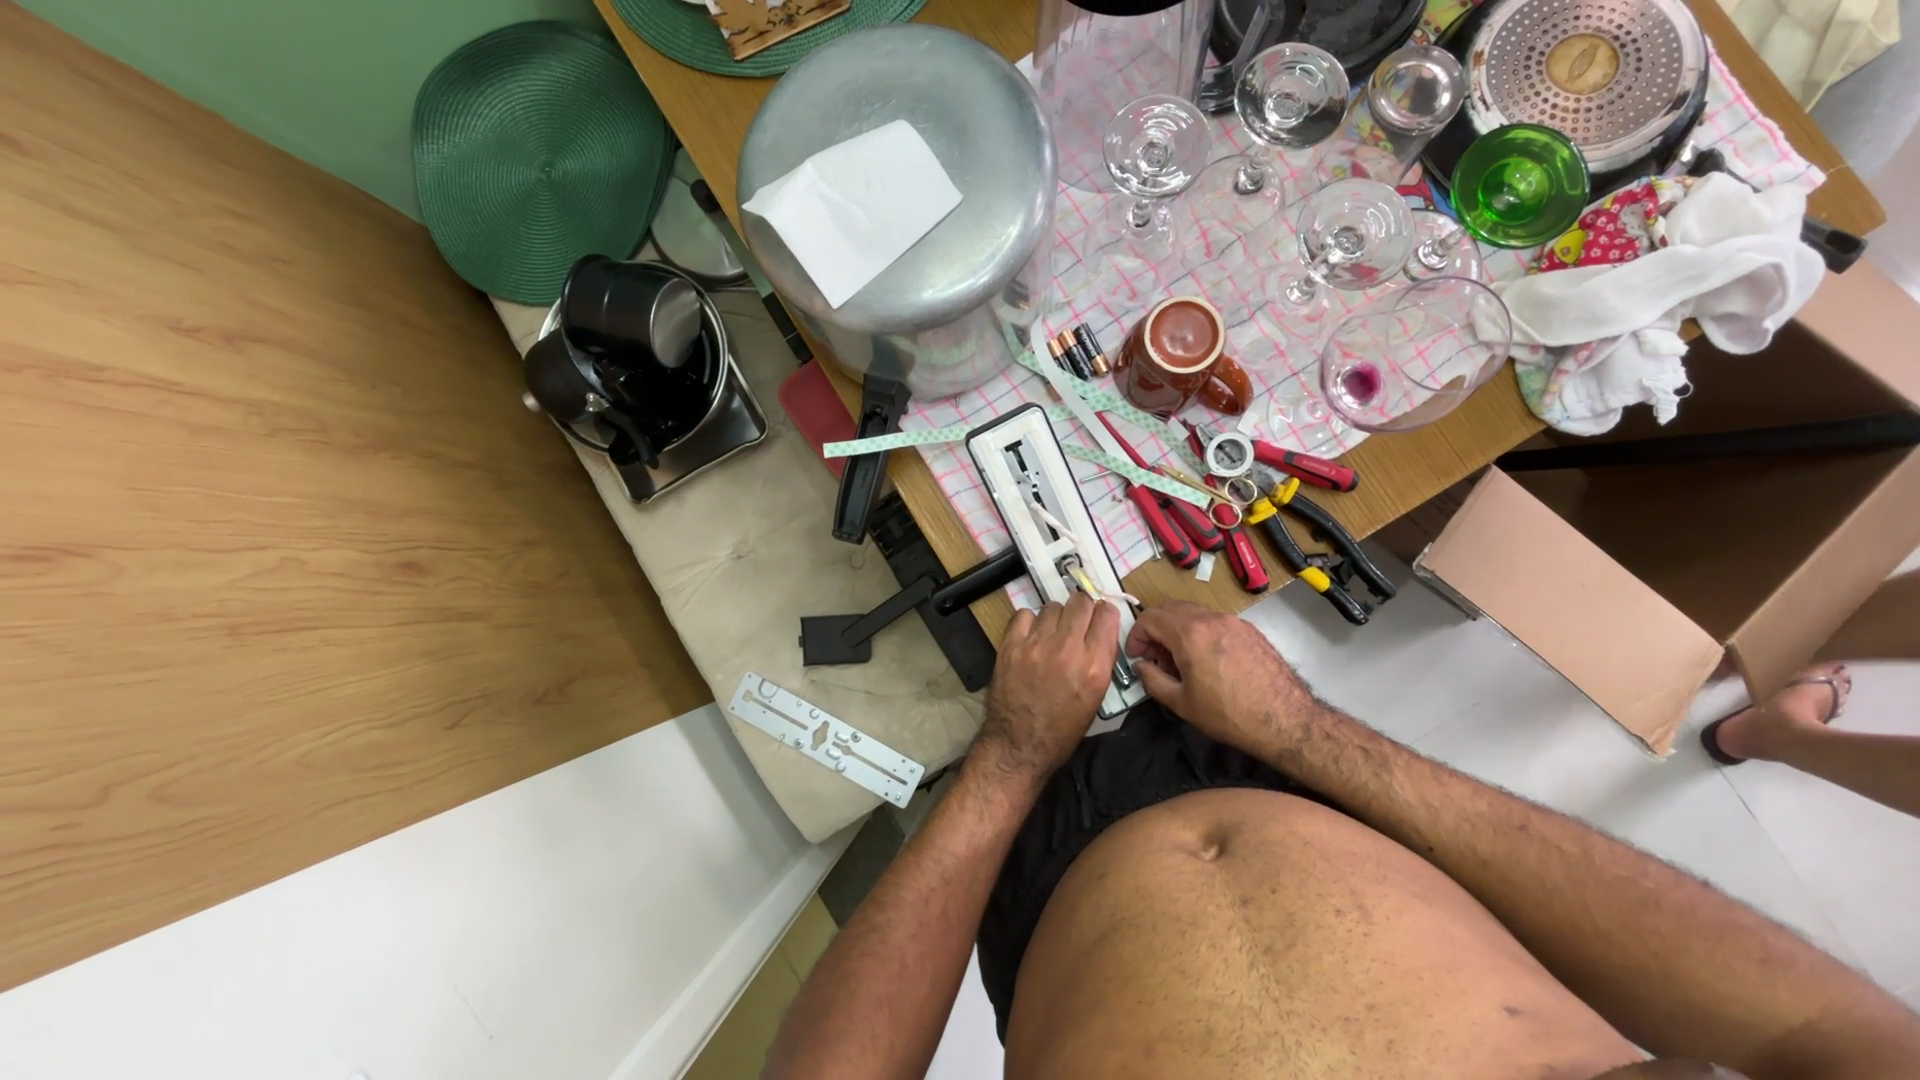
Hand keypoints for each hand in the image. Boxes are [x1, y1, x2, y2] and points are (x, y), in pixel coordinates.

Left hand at [973, 593, 1120, 787]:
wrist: (1019, 746)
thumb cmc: (1062, 729)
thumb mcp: (1095, 698)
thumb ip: (1101, 660)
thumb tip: (1099, 632)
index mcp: (1094, 665)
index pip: (1106, 614)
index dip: (1103, 614)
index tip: (1098, 620)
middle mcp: (1068, 649)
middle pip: (1080, 602)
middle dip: (1081, 610)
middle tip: (1075, 624)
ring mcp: (1037, 644)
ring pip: (1052, 607)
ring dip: (1055, 618)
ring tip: (1050, 635)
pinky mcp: (1011, 645)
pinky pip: (1024, 614)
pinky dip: (1029, 623)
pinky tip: (1030, 638)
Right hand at [1123, 601, 1322, 755]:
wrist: (1284, 719)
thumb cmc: (1228, 714)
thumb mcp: (1181, 703)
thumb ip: (1152, 680)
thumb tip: (1142, 666)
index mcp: (1190, 633)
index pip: (1150, 618)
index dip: (1136, 635)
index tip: (1137, 656)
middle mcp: (1211, 618)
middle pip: (1170, 609)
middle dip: (1156, 630)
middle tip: (1155, 658)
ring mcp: (1233, 621)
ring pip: (1194, 613)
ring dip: (1178, 630)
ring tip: (1181, 661)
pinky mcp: (1249, 629)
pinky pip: (1215, 621)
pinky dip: (1200, 632)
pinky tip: (1206, 660)